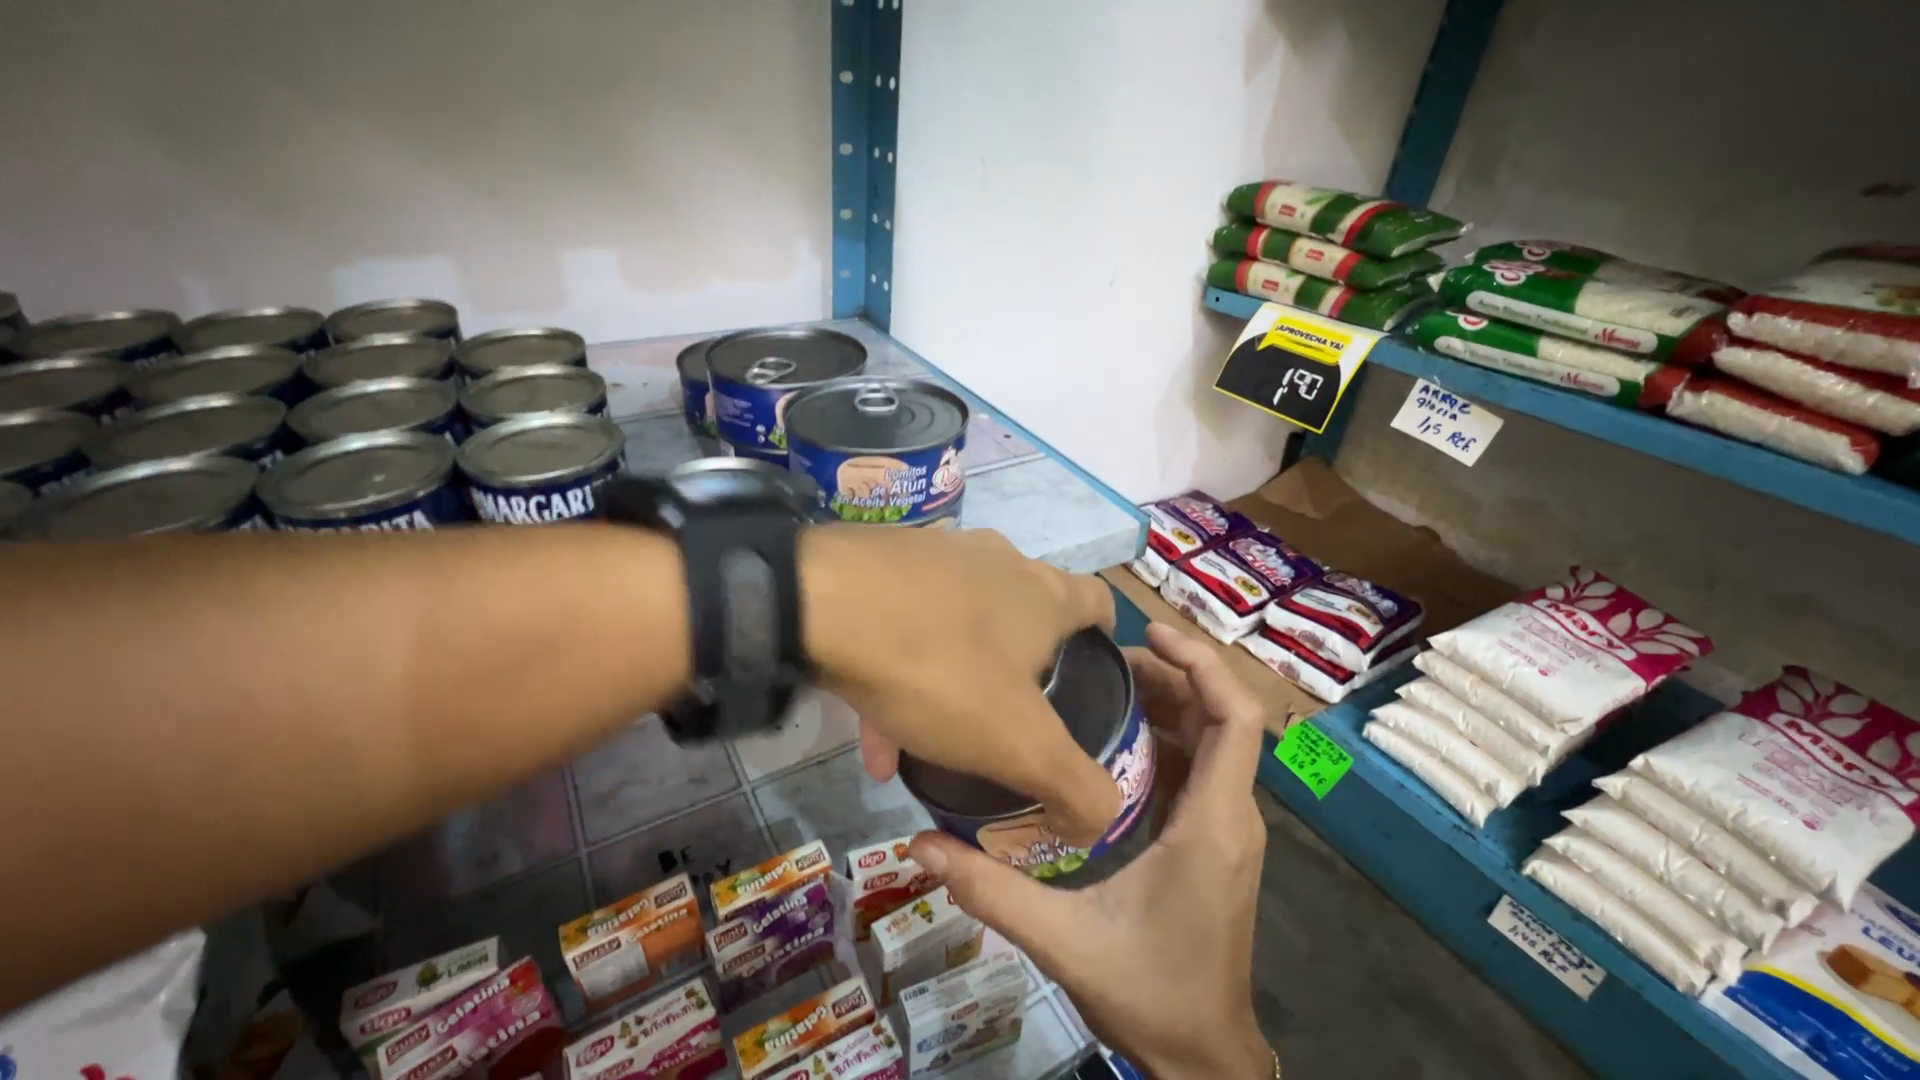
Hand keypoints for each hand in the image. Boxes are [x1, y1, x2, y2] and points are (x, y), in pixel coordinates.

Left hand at [800, 526, 1121, 845]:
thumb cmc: (939, 668)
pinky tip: (875, 733)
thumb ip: (1075, 786)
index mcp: (1043, 594)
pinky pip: (901, 627)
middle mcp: (996, 562)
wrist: (819, 603)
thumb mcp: (1018, 745)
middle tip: (1008, 726)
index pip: (1097, 603)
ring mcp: (935, 556)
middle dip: (1021, 673)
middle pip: (1025, 616)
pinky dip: (898, 676)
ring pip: (957, 628)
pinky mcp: (879, 562)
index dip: (1102, 641)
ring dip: (952, 684)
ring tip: (930, 748)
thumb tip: (1103, 816)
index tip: (1091, 681)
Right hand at [908, 623, 1274, 1079]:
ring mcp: (1227, 831)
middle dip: (1171, 677)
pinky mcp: (1214, 844)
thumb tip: (918, 843)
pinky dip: (1165, 740)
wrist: (1200, 1057)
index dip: (1204, 664)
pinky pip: (1198, 770)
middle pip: (1218, 718)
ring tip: (1104, 687)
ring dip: (1169, 705)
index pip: (1235, 720)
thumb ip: (989, 890)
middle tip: (1104, 661)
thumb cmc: (1149, 992)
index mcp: (1213, 825)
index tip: (1154, 634)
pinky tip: (1112, 744)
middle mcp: (1232, 817)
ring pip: (1210, 743)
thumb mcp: (1061, 939)